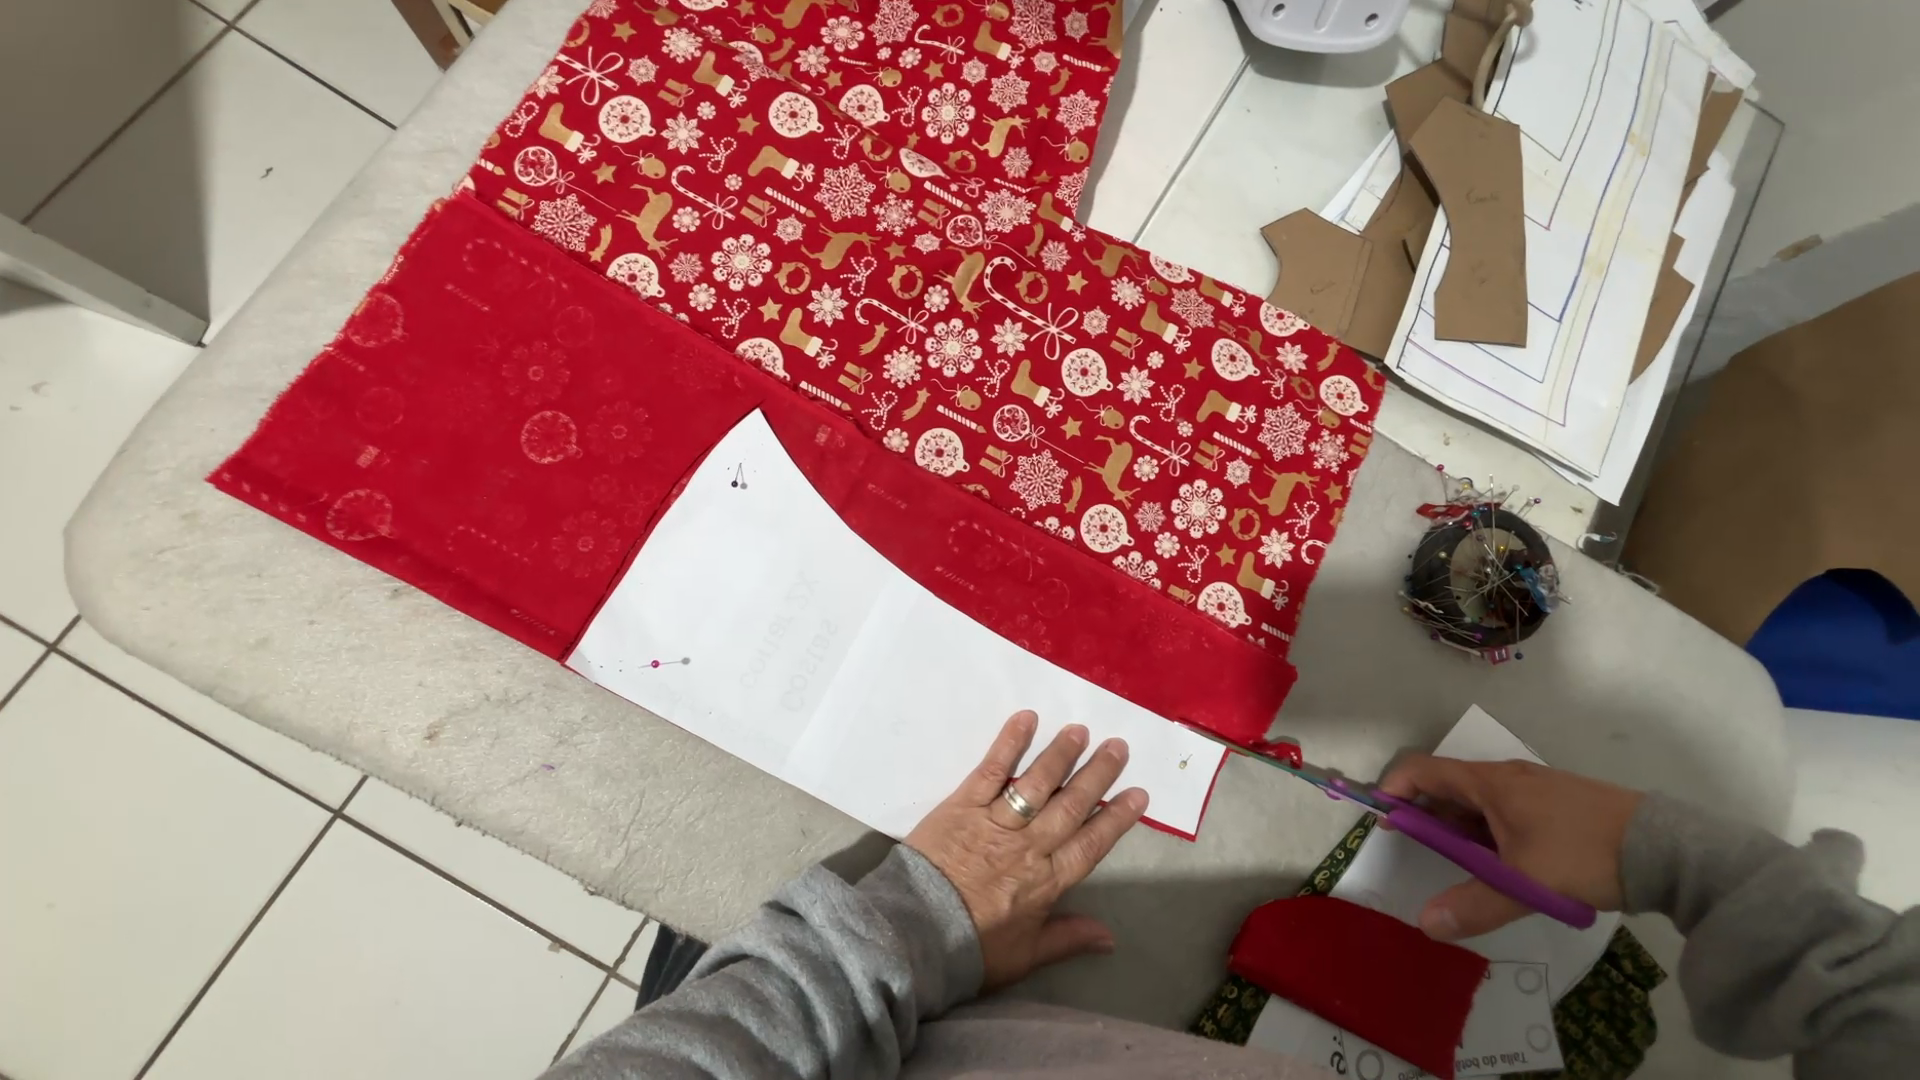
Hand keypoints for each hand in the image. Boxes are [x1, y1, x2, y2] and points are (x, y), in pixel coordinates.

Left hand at [905, 710, 1147, 990]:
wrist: (913, 934)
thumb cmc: (970, 949)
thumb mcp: (1025, 955)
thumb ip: (1067, 939)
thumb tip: (1110, 937)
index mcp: (1046, 882)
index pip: (1090, 843)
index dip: (1116, 818)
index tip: (1138, 794)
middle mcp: (1028, 846)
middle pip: (1070, 805)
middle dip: (1097, 775)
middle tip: (1118, 746)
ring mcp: (996, 821)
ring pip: (1037, 783)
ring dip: (1060, 754)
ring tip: (1079, 730)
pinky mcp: (964, 804)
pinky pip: (992, 769)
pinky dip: (1009, 743)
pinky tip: (1026, 719)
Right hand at [1377, 755, 1642, 941]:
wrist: (1673, 851)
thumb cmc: (1585, 852)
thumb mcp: (1526, 883)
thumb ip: (1474, 904)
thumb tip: (1425, 924)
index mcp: (1488, 782)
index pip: (1420, 770)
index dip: (1395, 790)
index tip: (1387, 822)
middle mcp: (1505, 776)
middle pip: (1446, 786)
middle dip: (1428, 817)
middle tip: (1426, 854)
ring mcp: (1533, 788)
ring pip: (1477, 801)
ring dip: (1461, 828)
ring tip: (1470, 866)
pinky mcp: (1558, 803)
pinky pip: (1504, 809)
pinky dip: (1489, 831)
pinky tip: (1508, 862)